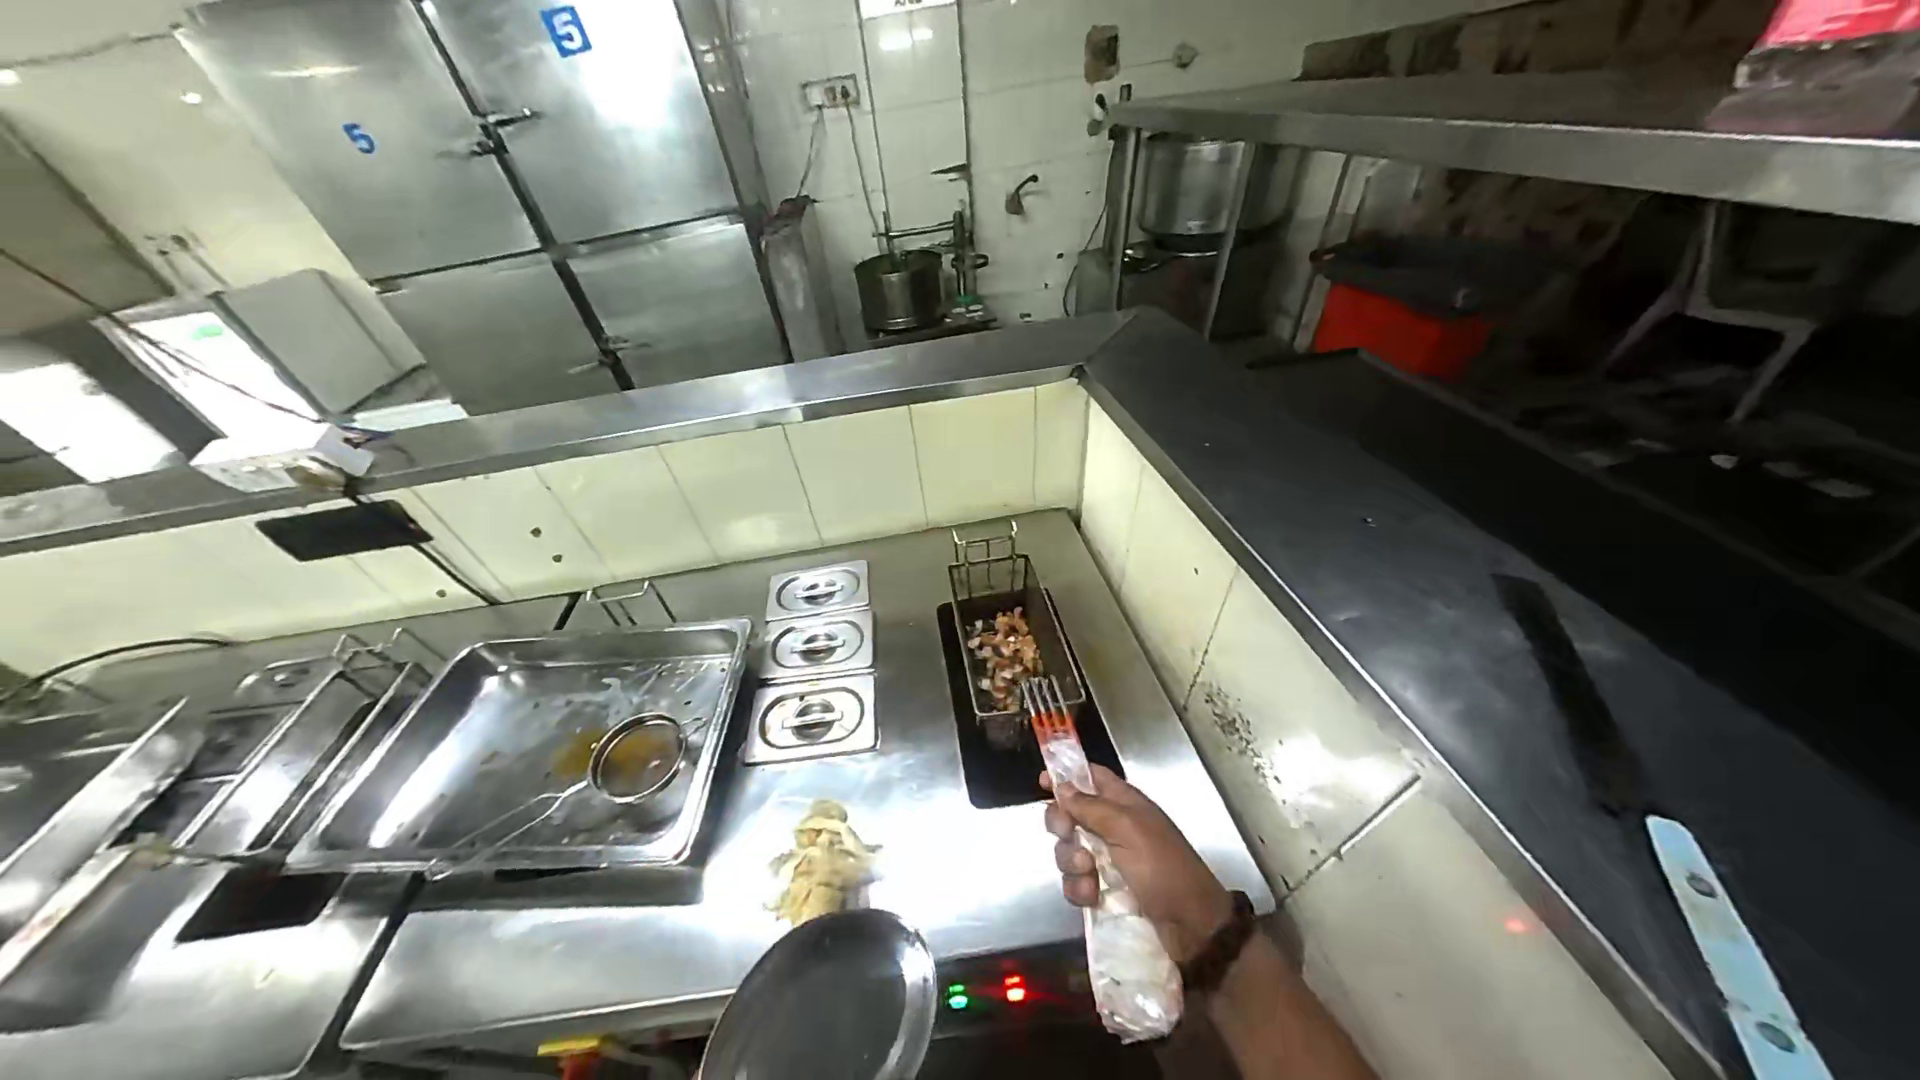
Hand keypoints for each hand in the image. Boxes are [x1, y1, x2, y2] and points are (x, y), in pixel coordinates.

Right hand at [1042, 764, 1234, 961]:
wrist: (1190, 927)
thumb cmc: (1163, 868)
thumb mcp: (1128, 829)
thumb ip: (1091, 806)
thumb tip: (1062, 786)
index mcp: (1123, 803)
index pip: (1090, 776)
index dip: (1066, 775)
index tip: (1042, 782)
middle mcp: (1112, 826)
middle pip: (1069, 813)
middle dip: (1061, 825)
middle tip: (1070, 835)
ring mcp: (1107, 859)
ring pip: (1068, 849)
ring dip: (1071, 861)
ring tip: (1090, 875)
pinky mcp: (1102, 888)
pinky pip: (1074, 881)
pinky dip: (1078, 888)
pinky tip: (1090, 896)